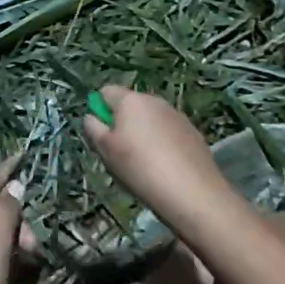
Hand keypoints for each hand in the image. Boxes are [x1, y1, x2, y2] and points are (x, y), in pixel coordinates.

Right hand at [82, 86, 243, 236]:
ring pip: (151, 118)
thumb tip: (91, 117)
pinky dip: (163, 142)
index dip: (100, 109)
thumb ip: (93, 129)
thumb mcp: (106, 151)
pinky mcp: (193, 131)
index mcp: (130, 100)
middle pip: (131, 104)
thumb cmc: (140, 168)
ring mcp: (177, 115)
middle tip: (121, 151)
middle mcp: (154, 100)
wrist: (192, 191)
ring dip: (144, 132)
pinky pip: (169, 131)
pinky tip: (166, 166)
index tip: (103, 133)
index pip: (106, 91)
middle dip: (123, 122)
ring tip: (146, 162)